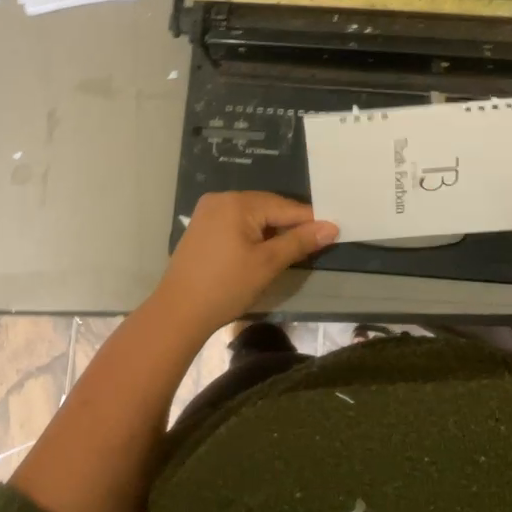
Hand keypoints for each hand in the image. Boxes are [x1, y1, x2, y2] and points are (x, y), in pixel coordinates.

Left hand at [153, 192, 336, 330]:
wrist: (178, 312)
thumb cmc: (226, 287)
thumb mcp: (268, 264)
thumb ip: (299, 242)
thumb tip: (331, 227)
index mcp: (237, 203)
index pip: (284, 207)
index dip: (310, 221)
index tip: (333, 232)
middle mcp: (221, 198)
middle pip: (268, 207)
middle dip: (290, 225)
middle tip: (315, 244)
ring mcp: (208, 211)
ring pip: (252, 216)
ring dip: (272, 231)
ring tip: (292, 249)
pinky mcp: (201, 227)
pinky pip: (236, 223)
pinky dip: (253, 234)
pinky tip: (263, 250)